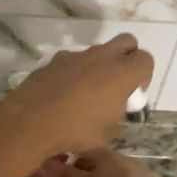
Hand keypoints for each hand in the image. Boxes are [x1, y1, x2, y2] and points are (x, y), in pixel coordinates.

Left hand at [0, 35, 152, 161]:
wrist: (30, 121)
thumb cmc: (76, 130)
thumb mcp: (106, 135)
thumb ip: (116, 118)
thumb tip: (112, 113)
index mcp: (122, 73)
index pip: (146, 60)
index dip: (143, 77)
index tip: (131, 96)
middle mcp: (102, 57)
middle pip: (127, 42)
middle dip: (127, 58)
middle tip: (116, 85)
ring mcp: (76, 55)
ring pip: (97, 51)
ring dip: (98, 66)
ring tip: (86, 94)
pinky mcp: (54, 60)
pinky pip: (72, 60)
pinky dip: (74, 72)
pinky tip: (63, 94)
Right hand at [36, 148, 176, 176]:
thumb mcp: (110, 157)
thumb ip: (90, 150)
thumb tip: (73, 147)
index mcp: (108, 165)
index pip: (85, 158)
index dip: (70, 153)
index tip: (52, 145)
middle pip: (72, 173)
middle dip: (56, 166)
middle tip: (37, 157)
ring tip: (34, 168)